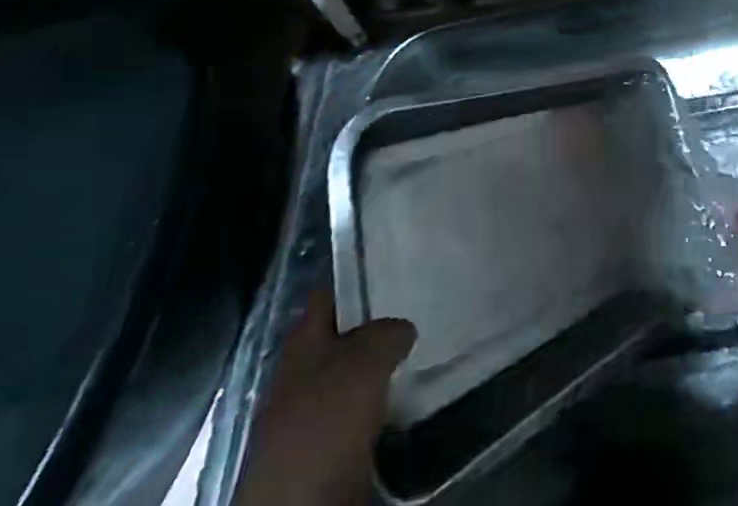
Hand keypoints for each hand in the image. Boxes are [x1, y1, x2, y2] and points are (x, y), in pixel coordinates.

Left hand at [234, 288, 415, 505]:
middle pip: (348, 330)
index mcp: (303, 344)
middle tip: (428, 295)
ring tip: (434, 335)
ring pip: (363, 366)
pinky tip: (422, 382)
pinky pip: (372, 401)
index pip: (329, 293)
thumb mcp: (361, 363)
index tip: (398, 256)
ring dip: (392, 357)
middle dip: (384, 316)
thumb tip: (403, 327)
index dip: (358, 273)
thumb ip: (386, 333)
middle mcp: (307, 370)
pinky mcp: (339, 437)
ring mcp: (321, 405)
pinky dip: (394, 391)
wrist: (304, 504)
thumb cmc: (324, 422)